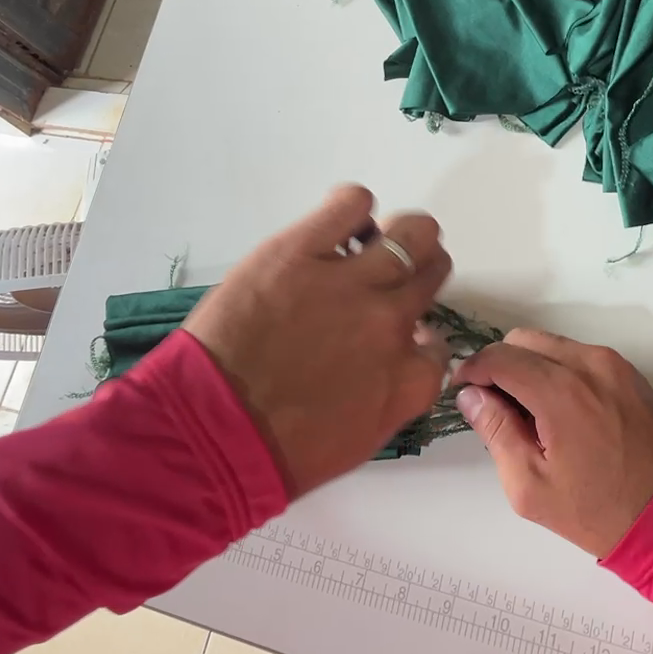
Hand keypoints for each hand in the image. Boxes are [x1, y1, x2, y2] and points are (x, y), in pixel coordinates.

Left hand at [184, 185, 451, 495]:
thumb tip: (403, 351)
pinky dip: (354, 208)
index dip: (418, 334)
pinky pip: (352, 203)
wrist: (213, 432)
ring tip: (370, 244)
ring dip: (400, 237)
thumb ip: (396, 390)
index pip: (439, 340)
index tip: (397, 335)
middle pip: (433, 271)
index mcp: (410, 374)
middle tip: (388, 278)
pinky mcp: (303, 250)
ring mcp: (351, 282)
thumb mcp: (363, 434)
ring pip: (412, 231)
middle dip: (419, 272)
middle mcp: (393, 320)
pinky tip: (338, 225)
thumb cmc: (283, 451)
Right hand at [452, 330, 652, 556]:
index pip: (498, 357)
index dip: (471, 370)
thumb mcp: (529, 485)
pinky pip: (578, 354)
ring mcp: (613, 364)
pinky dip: (557, 369)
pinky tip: (558, 409)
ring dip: (528, 366)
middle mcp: (587, 364)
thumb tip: (471, 395)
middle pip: (523, 340)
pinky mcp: (628, 372)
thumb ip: (495, 431)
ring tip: (529, 411)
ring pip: (550, 343)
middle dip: (499, 365)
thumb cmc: (595, 510)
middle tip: (495, 406)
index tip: (461, 392)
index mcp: (560, 391)